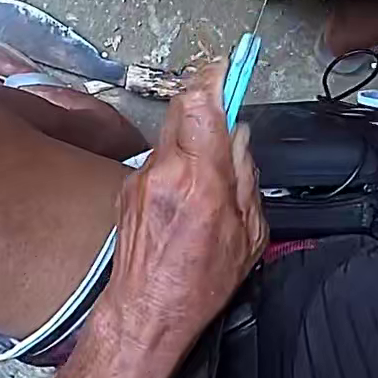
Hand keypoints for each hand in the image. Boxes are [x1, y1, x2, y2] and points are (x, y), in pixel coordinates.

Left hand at [83, 60, 267, 374]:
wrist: (144, 311)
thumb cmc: (196, 283)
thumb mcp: (249, 234)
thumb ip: (247, 177)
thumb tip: (241, 139)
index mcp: (200, 181)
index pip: (201, 104)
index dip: (217, 78)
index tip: (233, 67)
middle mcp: (165, 171)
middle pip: (182, 105)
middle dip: (208, 96)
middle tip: (228, 100)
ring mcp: (141, 176)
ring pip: (172, 129)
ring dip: (195, 130)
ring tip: (213, 161)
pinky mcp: (128, 184)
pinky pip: (160, 153)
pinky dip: (179, 155)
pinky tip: (189, 186)